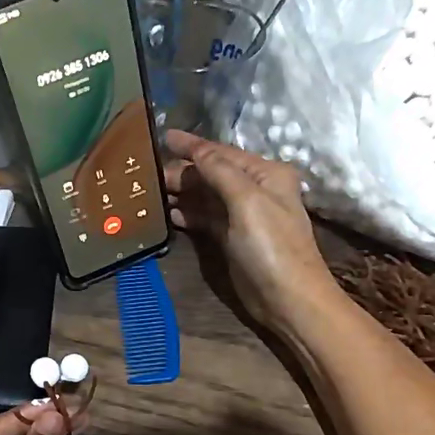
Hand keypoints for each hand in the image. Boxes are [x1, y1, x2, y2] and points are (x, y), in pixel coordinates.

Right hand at [161, 130, 342, 333]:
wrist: (287, 298)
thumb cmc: (271, 246)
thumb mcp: (247, 201)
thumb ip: (220, 171)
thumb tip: (196, 149)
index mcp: (265, 174)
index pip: (222, 153)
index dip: (192, 145)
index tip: (163, 136)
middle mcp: (255, 190)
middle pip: (212, 173)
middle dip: (182, 171)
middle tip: (148, 172)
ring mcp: (242, 216)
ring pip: (206, 197)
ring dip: (182, 192)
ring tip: (151, 191)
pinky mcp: (232, 239)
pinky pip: (205, 219)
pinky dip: (188, 214)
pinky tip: (168, 213)